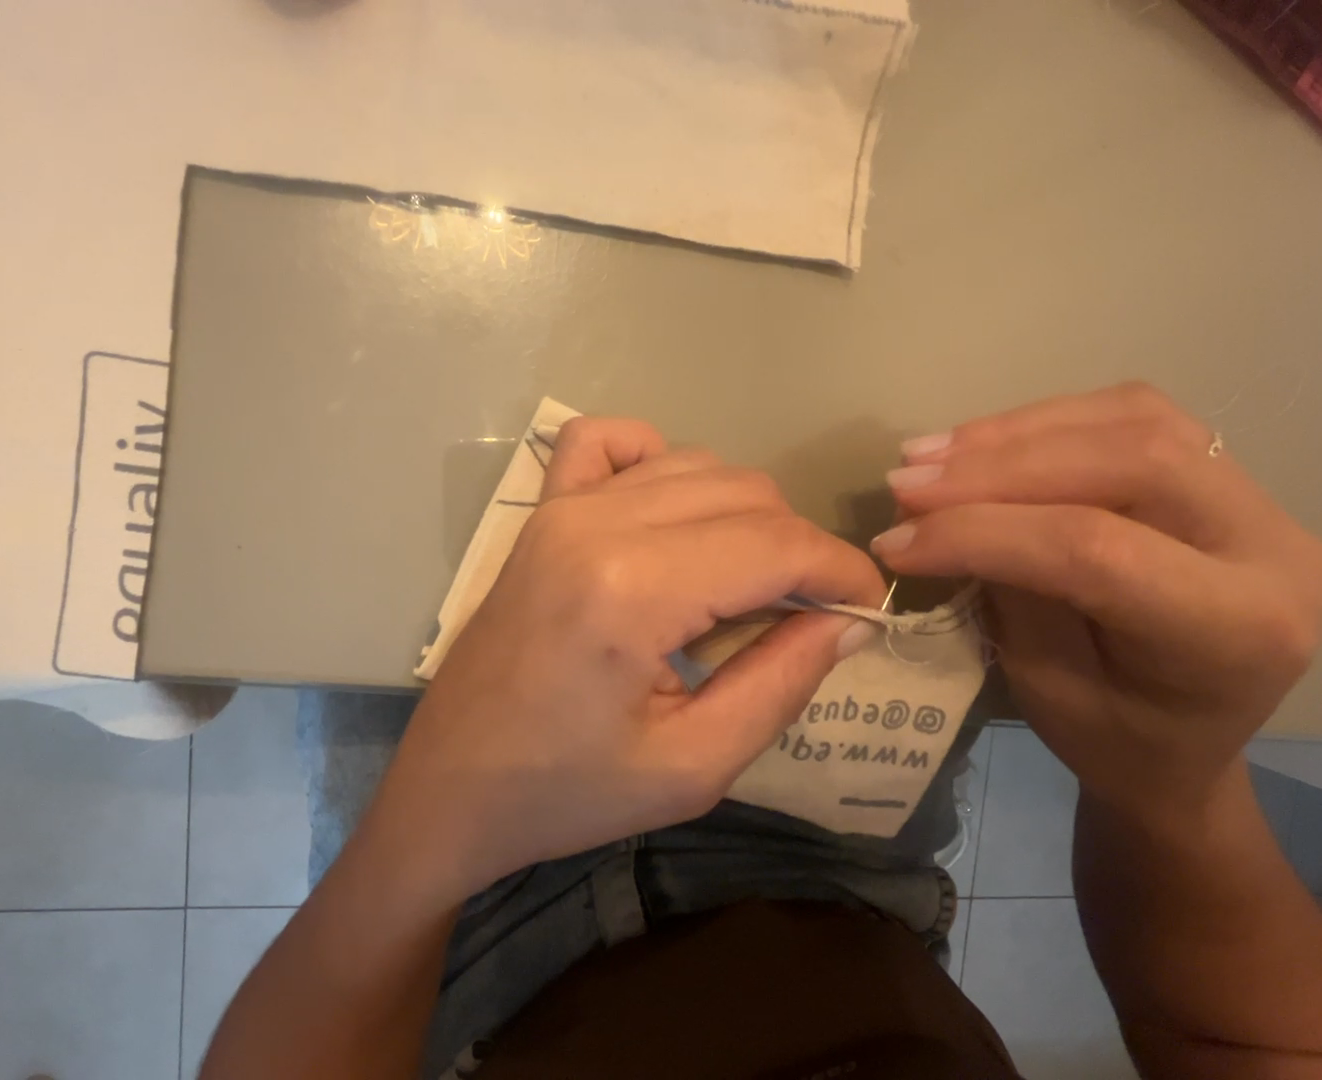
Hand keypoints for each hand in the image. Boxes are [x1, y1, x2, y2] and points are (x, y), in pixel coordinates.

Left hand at [370, 417, 885, 898]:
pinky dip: (657, 460)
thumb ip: (780, 684)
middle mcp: (597, 523)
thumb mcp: (692, 767)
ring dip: (743, 514)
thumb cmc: (566, 792)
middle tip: (808, 616)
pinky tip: (671, 514)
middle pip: (745, 493)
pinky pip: (606, 442)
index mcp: (634, 588)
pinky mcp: (538, 514)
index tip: (869, 611)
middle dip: (798, 549)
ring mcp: (559, 508)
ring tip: (747, 585)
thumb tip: (846, 622)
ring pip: (693, 464)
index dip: (841, 570)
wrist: (451, 787)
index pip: (776, 543)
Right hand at [873, 383, 1321, 823]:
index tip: (894, 542)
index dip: (981, 533)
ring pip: (1132, 421)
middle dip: (995, 469)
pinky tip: (978, 443)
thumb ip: (1008, 590)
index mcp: (1240, 630)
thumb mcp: (1046, 685)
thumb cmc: (1111, 736)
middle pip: (1129, 462)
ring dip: (1012, 435)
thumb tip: (934, 516)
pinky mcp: (1228, 474)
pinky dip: (1042, 423)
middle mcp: (1277, 549)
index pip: (1096, 550)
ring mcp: (1263, 501)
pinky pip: (1133, 415)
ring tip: (925, 456)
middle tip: (905, 486)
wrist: (1181, 741)